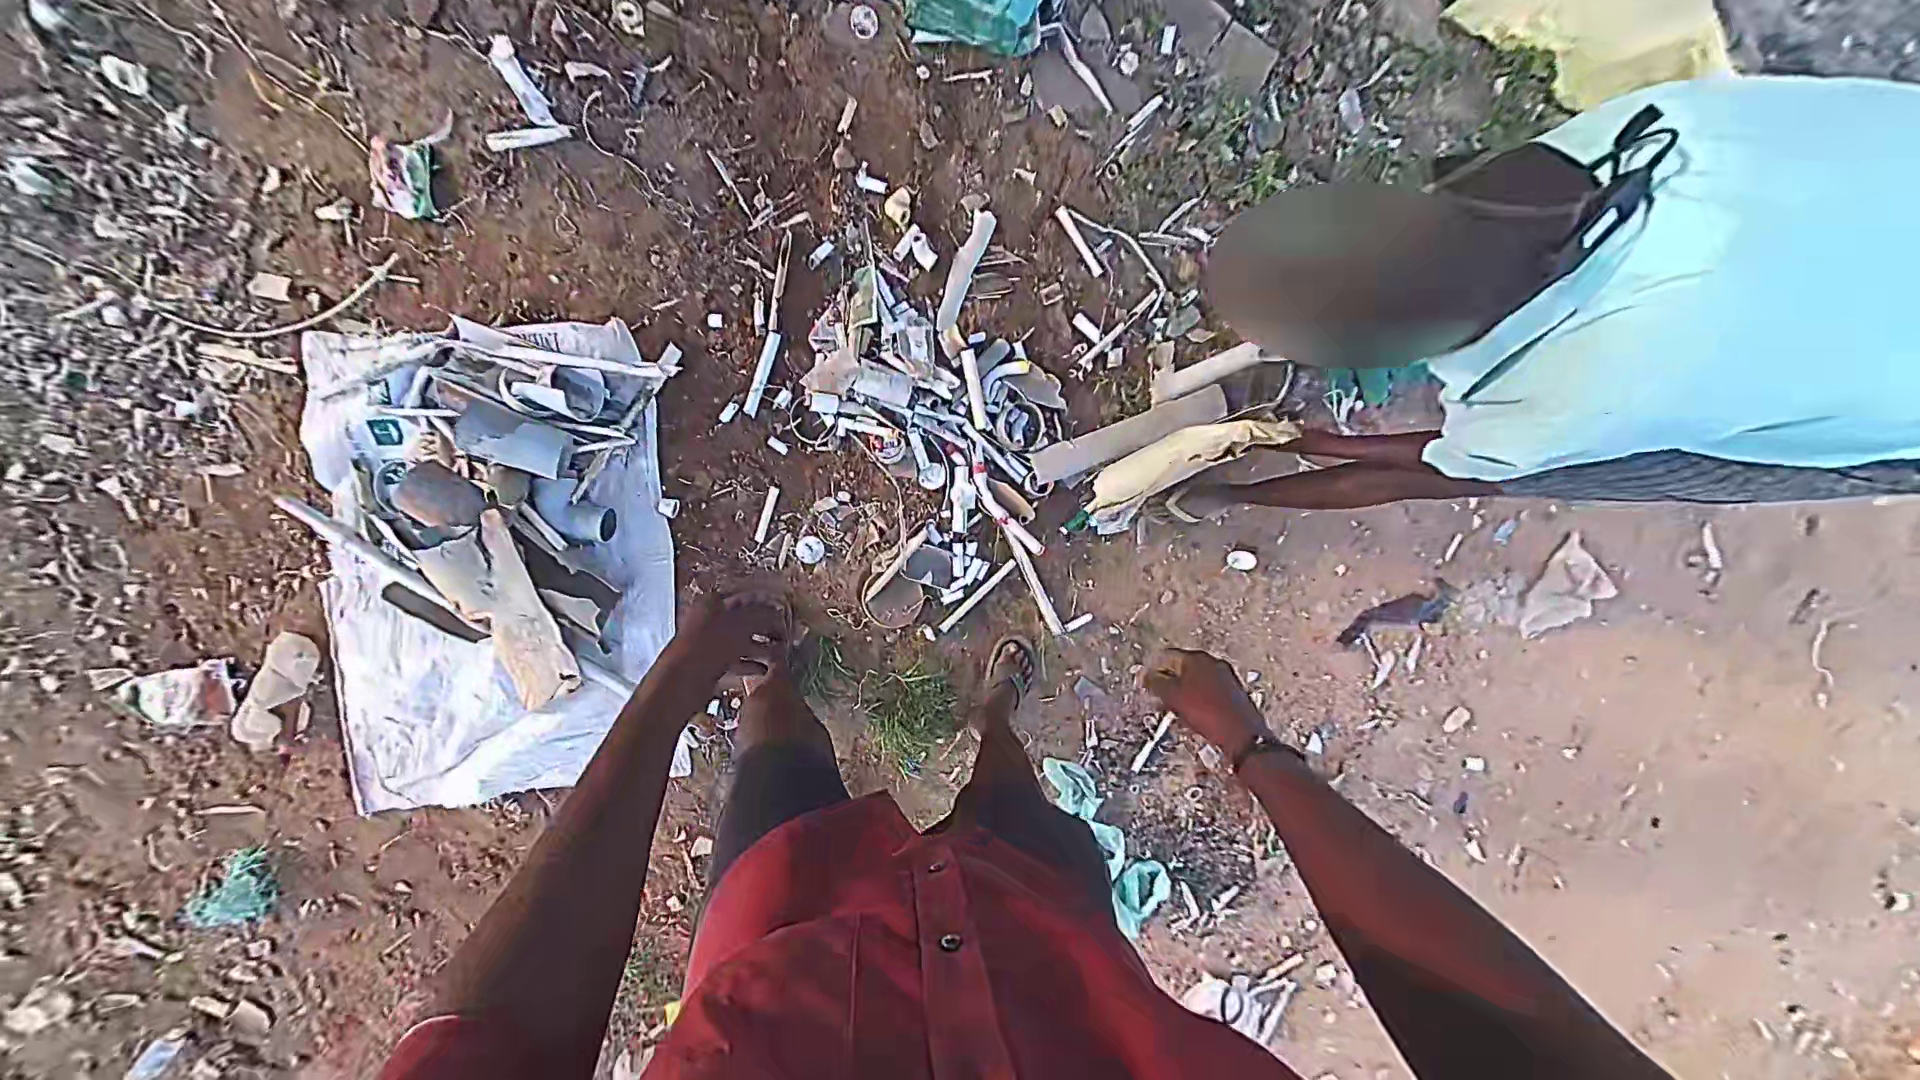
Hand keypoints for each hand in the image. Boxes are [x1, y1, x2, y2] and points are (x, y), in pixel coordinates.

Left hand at [676, 588, 793, 673]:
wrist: (685, 679)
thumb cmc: (711, 644)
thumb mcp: (744, 624)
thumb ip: (763, 617)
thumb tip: (776, 616)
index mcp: (710, 603)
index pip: (742, 597)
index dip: (762, 604)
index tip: (777, 611)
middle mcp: (706, 621)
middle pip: (741, 621)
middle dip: (763, 628)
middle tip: (781, 633)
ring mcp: (706, 644)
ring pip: (739, 642)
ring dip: (759, 646)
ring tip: (777, 652)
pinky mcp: (707, 665)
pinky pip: (734, 661)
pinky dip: (749, 664)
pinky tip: (764, 668)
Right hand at [1144, 648, 1271, 760]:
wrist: (1242, 736)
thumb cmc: (1207, 713)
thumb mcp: (1173, 697)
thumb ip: (1156, 683)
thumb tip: (1145, 675)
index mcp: (1196, 659)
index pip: (1167, 656)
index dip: (1154, 669)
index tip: (1146, 682)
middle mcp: (1213, 663)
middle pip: (1182, 668)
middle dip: (1169, 682)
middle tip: (1159, 698)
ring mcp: (1226, 678)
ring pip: (1196, 681)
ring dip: (1183, 693)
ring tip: (1175, 710)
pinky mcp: (1234, 693)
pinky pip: (1208, 692)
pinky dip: (1198, 700)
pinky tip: (1193, 715)